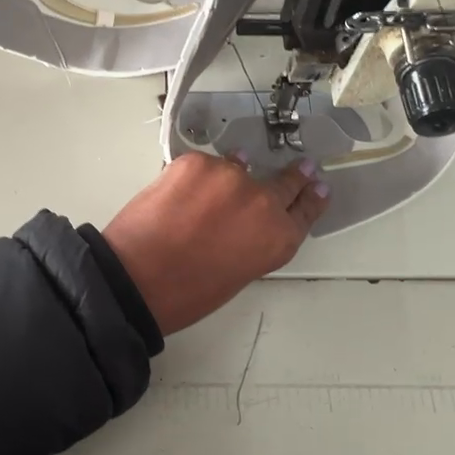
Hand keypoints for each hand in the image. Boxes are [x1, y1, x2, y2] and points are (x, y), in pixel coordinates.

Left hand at [101, 151, 329, 336]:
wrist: (137, 277)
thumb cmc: (187, 292)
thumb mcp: (237, 273)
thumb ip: (252, 242)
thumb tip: (244, 222)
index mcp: (279, 238)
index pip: (305, 210)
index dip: (311, 197)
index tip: (317, 186)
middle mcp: (263, 201)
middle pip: (284, 181)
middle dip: (290, 175)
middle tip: (299, 167)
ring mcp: (229, 176)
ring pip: (238, 168)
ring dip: (233, 175)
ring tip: (222, 185)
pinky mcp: (196, 162)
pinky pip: (204, 164)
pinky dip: (198, 175)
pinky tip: (186, 189)